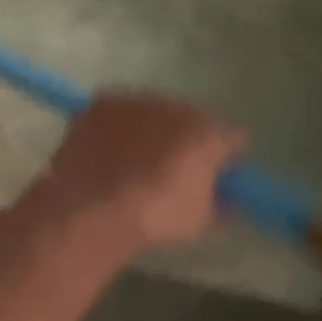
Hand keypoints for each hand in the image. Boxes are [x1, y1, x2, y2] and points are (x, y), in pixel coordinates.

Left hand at [40, 92, 246, 247]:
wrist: (89, 206)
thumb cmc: (153, 215)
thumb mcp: (204, 217)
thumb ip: (221, 199)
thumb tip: (222, 194)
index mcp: (209, 133)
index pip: (232, 139)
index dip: (225, 159)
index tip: (215, 176)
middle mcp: (174, 107)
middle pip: (191, 120)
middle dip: (185, 140)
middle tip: (170, 167)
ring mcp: (133, 103)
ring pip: (152, 113)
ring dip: (150, 130)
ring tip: (132, 159)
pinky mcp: (99, 104)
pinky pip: (118, 112)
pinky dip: (117, 126)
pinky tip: (107, 148)